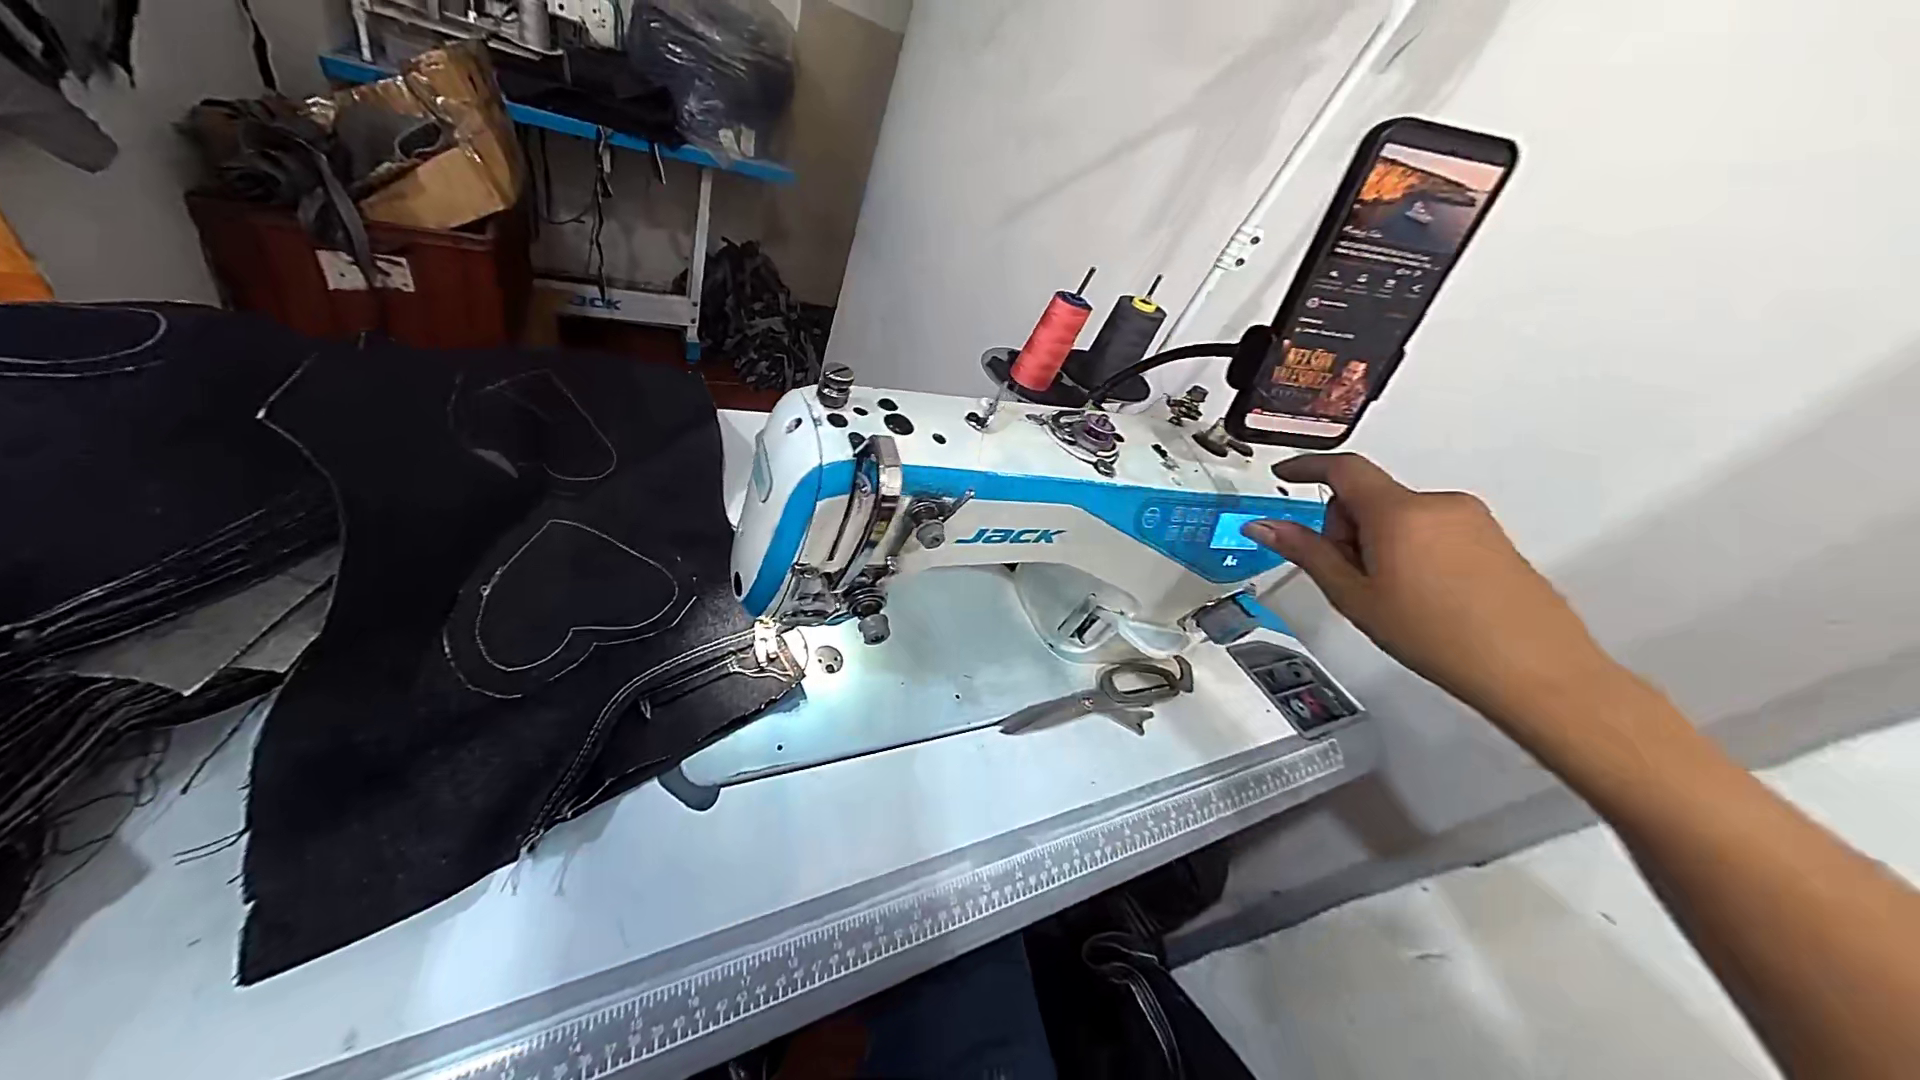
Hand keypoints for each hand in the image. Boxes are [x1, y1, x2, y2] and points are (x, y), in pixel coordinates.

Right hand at [1242, 454, 1621, 731]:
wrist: (1533, 670)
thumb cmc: (1438, 636)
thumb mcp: (1354, 596)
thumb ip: (1306, 552)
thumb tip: (1264, 526)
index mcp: (1399, 513)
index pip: (1343, 470)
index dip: (1306, 468)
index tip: (1284, 474)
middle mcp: (1437, 504)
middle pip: (1367, 497)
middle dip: (1345, 528)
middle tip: (1351, 578)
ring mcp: (1469, 518)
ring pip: (1397, 515)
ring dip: (1376, 542)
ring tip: (1389, 595)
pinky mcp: (1489, 535)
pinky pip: (1429, 527)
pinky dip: (1407, 548)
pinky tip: (1418, 594)